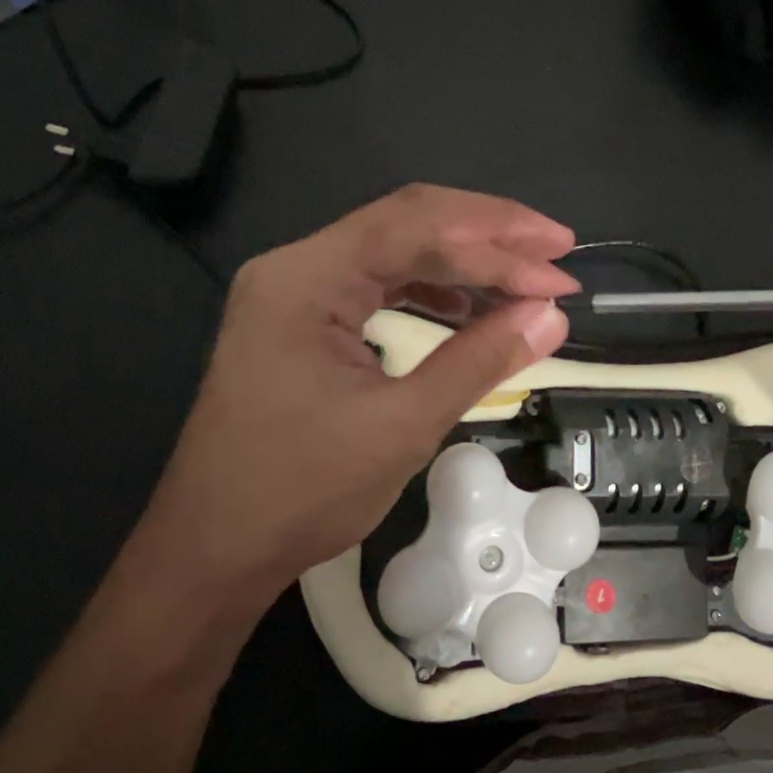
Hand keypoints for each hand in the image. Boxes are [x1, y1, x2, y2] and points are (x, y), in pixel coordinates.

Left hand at [154, 184, 579, 590]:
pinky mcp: (299, 321)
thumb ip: (479, 361)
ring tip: (526, 276)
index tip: (560, 275)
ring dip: (461, 257)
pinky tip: (467, 306)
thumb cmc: (300, 492)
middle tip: (556, 247)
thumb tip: (551, 315)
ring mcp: (293, 292)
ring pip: (392, 248)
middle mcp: (295, 267)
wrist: (213, 550)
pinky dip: (428, 288)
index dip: (496, 246)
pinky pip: (374, 283)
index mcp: (305, 278)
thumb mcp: (401, 426)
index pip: (415, 231)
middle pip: (404, 221)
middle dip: (485, 232)